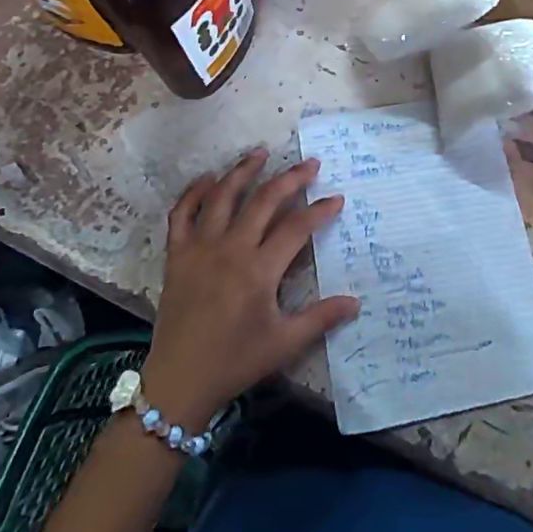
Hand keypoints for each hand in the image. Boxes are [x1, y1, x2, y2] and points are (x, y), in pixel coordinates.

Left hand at [142, 151, 360, 429]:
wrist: (180, 378)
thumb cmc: (236, 361)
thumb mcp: (285, 343)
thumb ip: (321, 318)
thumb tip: (356, 301)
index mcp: (259, 270)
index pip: (296, 227)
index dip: (319, 210)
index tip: (336, 199)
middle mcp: (230, 249)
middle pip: (263, 201)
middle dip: (289, 179)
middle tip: (308, 163)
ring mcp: (199, 248)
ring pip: (222, 197)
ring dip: (242, 171)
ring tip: (259, 152)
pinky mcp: (177, 254)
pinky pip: (182, 214)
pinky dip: (194, 192)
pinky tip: (208, 179)